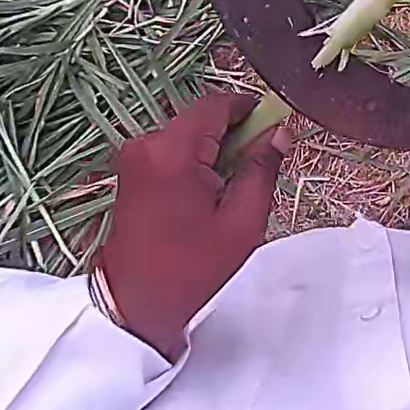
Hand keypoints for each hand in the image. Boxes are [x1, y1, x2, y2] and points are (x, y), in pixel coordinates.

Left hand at [98, 93, 291, 358]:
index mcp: (172, 151)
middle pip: (201, 118)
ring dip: (214, 149)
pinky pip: (172, 149)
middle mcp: (146, 143)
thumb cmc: (192, 269)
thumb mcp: (241, 222)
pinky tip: (206, 194)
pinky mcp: (130, 170)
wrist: (134, 305)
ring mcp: (133, 155)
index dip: (249, 108)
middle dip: (233, 134)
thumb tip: (279, 133)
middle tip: (255, 168)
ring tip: (229, 189)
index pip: (216, 104)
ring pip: (188, 133)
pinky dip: (194, 161)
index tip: (273, 126)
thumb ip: (262, 169)